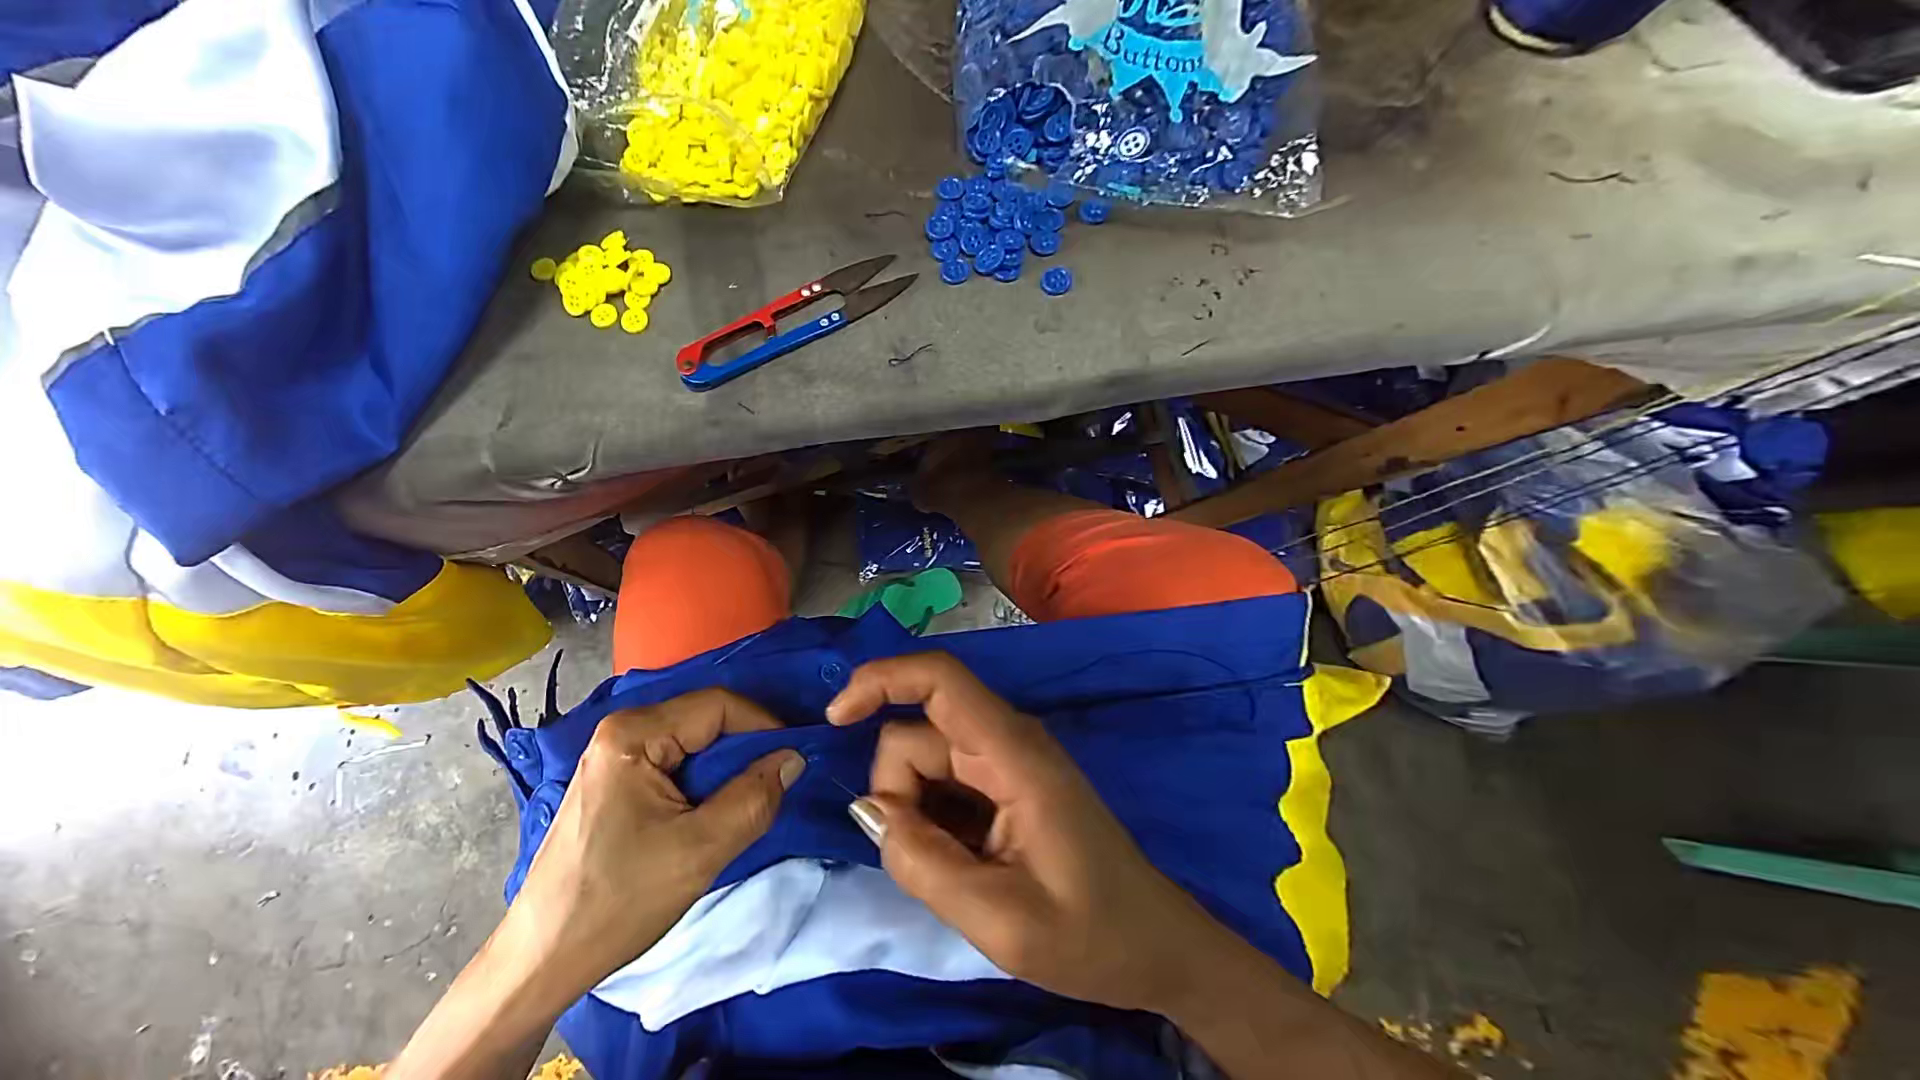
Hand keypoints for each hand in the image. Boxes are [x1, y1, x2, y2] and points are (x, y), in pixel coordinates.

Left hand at [501, 689, 803, 1003]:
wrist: (543, 958)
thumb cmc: (617, 901)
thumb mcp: (700, 850)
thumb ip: (754, 797)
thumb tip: (794, 757)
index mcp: (633, 734)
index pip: (719, 705)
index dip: (765, 726)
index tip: (795, 760)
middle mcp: (622, 730)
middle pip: (706, 719)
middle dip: (747, 748)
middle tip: (778, 781)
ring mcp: (615, 754)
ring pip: (695, 742)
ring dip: (728, 767)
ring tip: (752, 797)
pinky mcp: (617, 779)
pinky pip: (677, 762)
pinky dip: (706, 780)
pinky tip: (717, 808)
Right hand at [826, 653, 1237, 1015]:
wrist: (1153, 948)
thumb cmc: (1090, 935)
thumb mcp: (1000, 919)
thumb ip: (923, 863)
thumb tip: (868, 812)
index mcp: (1013, 754)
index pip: (941, 679)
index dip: (881, 680)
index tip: (835, 719)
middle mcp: (1006, 742)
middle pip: (916, 735)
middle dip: (896, 794)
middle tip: (931, 867)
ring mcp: (1006, 762)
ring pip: (924, 764)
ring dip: (914, 815)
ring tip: (957, 875)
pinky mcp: (1005, 785)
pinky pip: (943, 786)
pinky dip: (932, 821)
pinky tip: (964, 865)